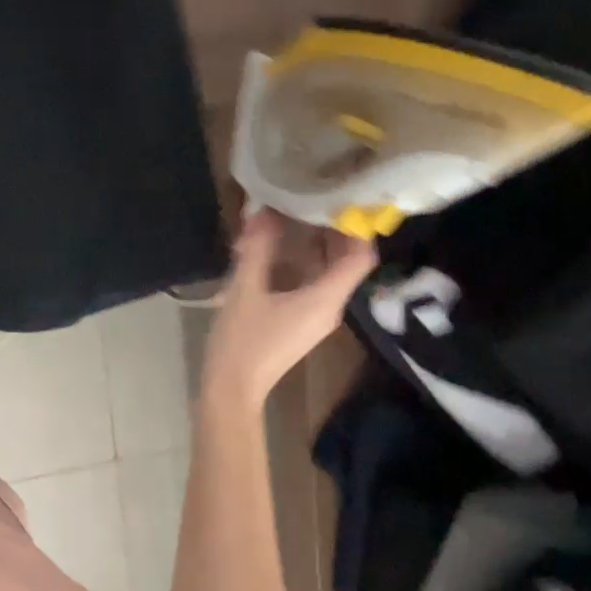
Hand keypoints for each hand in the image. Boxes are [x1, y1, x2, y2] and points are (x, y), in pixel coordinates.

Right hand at [202, 209, 377, 408]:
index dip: (355, 225)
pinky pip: (307, 287)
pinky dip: (296, 267)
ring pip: (324, 274)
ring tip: (286, 220)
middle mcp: (330, 307)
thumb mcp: (244, 292)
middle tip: (309, 201)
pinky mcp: (297, 325)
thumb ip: (257, 250)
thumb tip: (264, 210)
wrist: (230, 391)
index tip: (337, 198)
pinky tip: (270, 255)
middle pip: (345, 263)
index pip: (361, 255)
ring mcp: (314, 318)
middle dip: (330, 231)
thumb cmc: (241, 342)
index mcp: (327, 298)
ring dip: (310, 248)